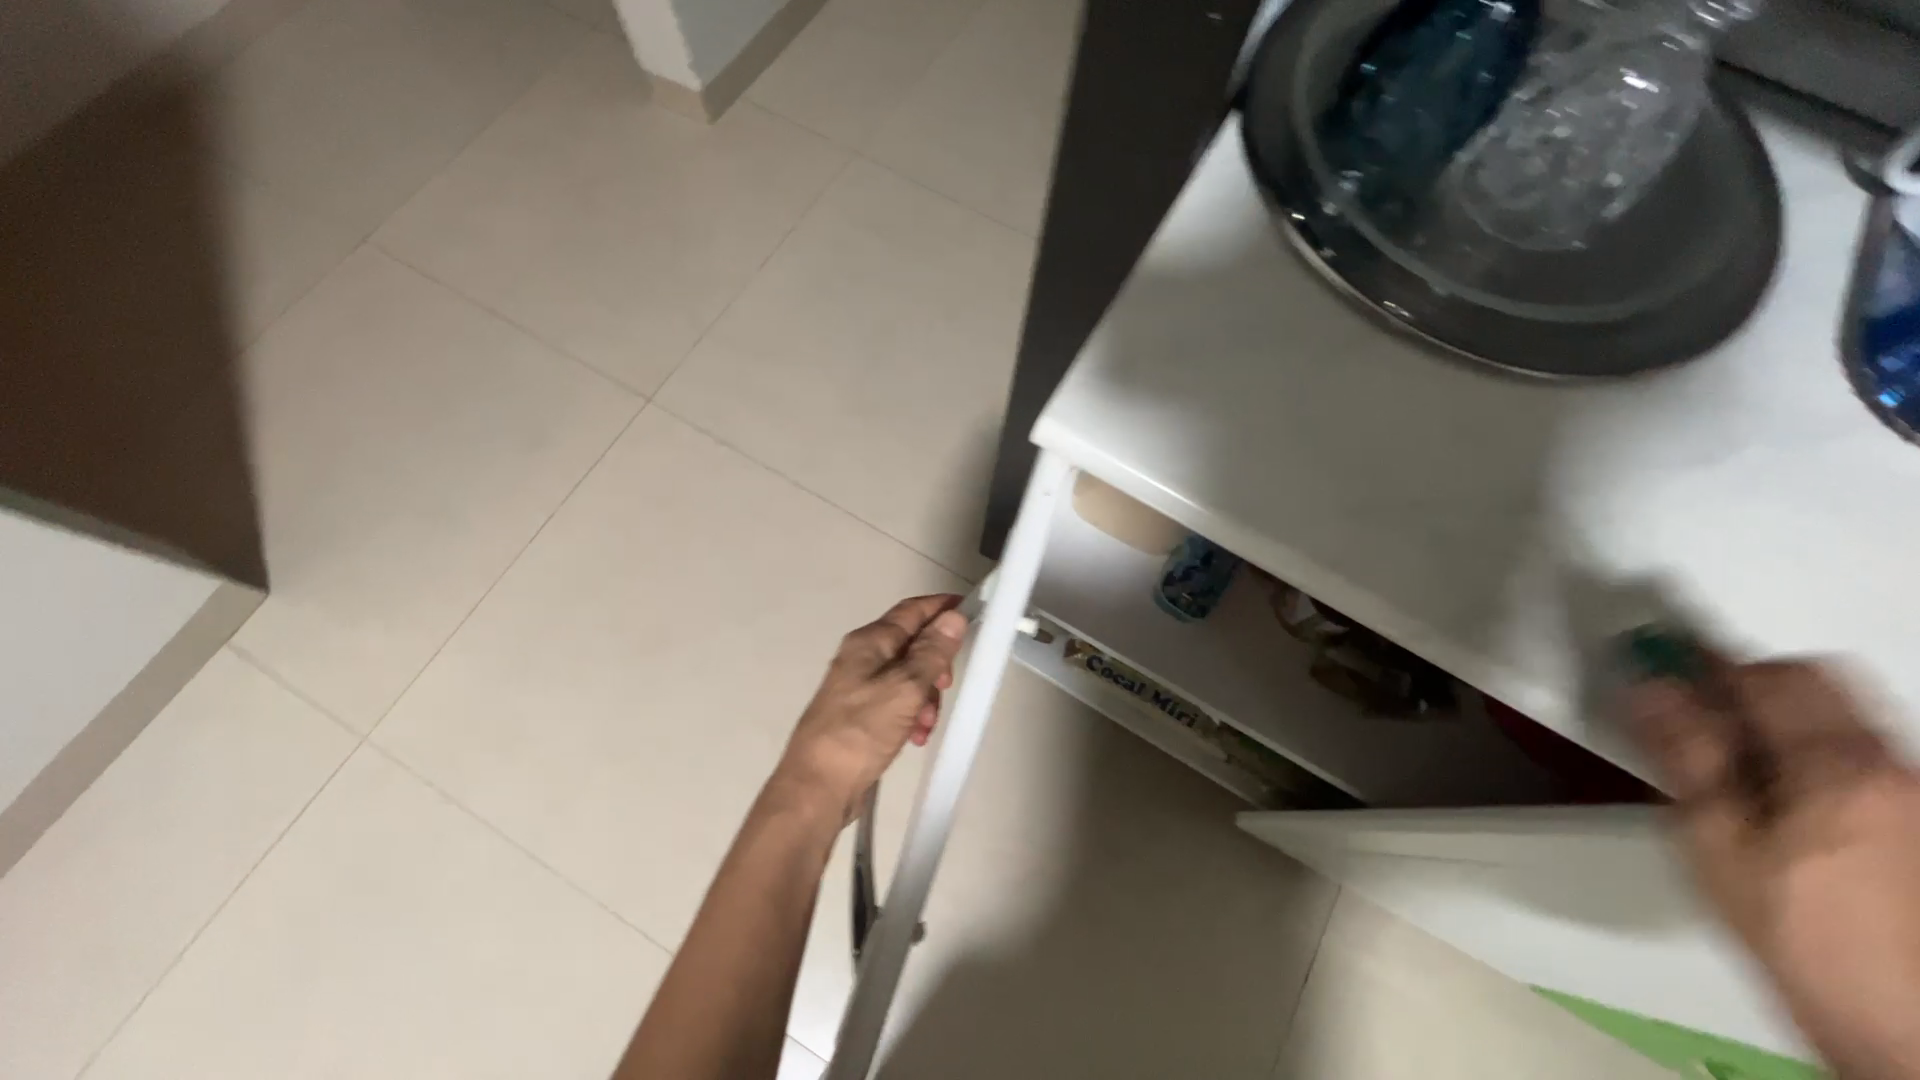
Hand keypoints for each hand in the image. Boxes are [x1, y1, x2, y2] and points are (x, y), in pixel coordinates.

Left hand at [772, 594, 967, 823]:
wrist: (817, 787)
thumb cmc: (860, 732)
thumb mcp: (906, 688)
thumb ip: (932, 652)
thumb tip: (953, 617)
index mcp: (869, 641)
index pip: (912, 610)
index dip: (942, 608)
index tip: (974, 612)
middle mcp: (861, 657)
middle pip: (912, 645)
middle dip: (936, 664)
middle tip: (946, 687)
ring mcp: (859, 686)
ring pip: (908, 677)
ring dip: (926, 697)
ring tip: (925, 725)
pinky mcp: (860, 715)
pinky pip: (897, 703)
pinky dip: (912, 715)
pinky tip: (914, 737)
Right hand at [1629, 661, 1919, 1079]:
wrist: (1903, 1027)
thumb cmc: (1794, 931)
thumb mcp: (1719, 843)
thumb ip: (1689, 756)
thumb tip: (1649, 686)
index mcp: (1840, 767)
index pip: (1771, 676)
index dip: (1706, 660)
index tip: (1652, 659)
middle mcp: (1897, 765)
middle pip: (1819, 682)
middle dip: (1750, 682)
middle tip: (1691, 708)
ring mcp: (1918, 793)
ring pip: (1841, 718)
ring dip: (1779, 715)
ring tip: (1727, 753)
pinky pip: (1860, 753)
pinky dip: (1809, 748)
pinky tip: (1777, 792)